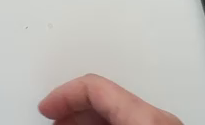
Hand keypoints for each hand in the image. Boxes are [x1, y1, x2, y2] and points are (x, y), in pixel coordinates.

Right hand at [39, 75, 182, 124]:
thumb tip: (57, 118)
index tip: (46, 105)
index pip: (92, 85)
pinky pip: (129, 121)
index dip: (62, 93)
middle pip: (103, 95)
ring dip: (87, 117)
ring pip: (115, 109)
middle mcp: (158, 116)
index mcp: (146, 114)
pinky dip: (105, 124)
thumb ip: (79, 123)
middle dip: (72, 106)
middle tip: (53, 117)